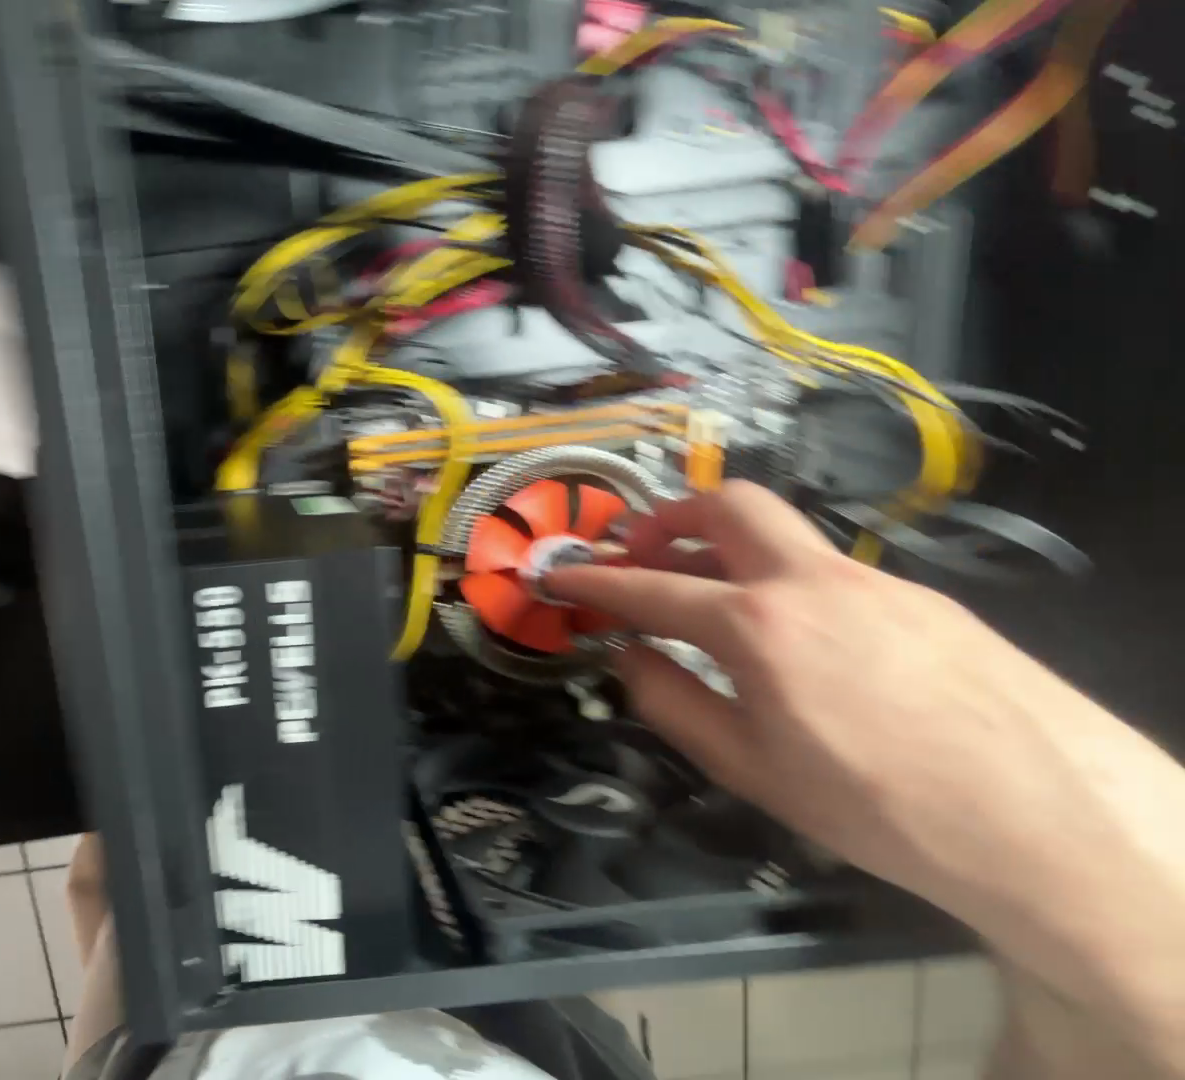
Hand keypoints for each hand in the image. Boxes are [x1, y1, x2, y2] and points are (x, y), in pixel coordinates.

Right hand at [548, 483, 1184, 1060]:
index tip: (561, 576)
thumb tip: (630, 654)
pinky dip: (787, 586)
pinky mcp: (929, 600)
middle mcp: (814, 581)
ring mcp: (880, 582)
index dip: (594, 580)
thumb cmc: (875, 806)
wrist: (1061, 831)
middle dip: (671, 518)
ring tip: (712, 604)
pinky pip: (834, 573)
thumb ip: (670, 700)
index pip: (649, 586)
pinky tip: (801, 646)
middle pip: (729, 503)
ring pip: (786, 535)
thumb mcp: (745, 767)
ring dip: (730, 551)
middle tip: (643, 557)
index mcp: (757, 624)